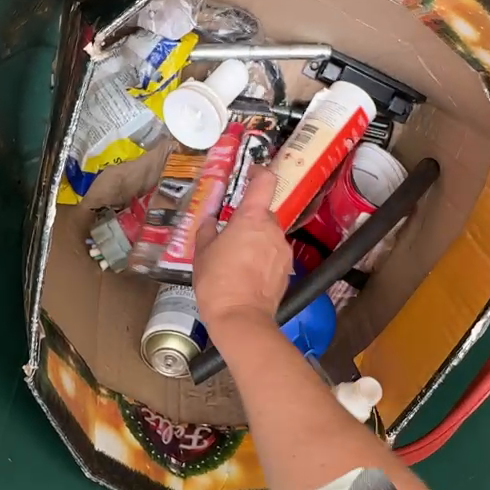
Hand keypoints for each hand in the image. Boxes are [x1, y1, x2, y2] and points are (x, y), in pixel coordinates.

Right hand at [195, 168, 291, 330]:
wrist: (240, 317)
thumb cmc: (217, 282)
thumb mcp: (202, 252)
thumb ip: (207, 230)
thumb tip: (209, 220)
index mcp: (251, 218)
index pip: (265, 182)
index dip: (259, 172)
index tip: (251, 173)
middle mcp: (272, 229)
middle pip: (264, 213)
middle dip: (249, 220)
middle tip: (230, 235)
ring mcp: (283, 250)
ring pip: (269, 235)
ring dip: (256, 241)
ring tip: (236, 260)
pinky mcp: (287, 269)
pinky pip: (274, 254)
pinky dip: (263, 258)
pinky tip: (248, 274)